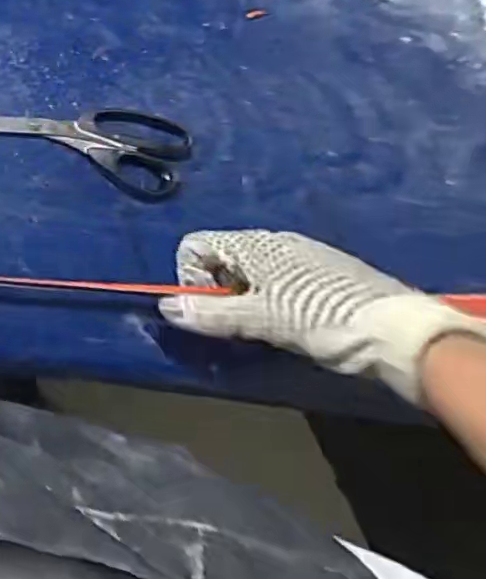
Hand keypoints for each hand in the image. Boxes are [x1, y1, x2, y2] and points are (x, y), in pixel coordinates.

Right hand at [161, 230, 485, 403]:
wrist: (414, 338)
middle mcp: (277, 240)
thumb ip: (207, 312)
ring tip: (274, 321)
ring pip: (258, 268)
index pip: (193, 245)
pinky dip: (282, 294)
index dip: (189, 275)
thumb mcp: (258, 320)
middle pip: (225, 256)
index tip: (209, 305)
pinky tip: (303, 317)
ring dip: (252, 292)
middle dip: (223, 286)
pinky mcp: (338, 271)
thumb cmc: (320, 319)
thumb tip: (165, 306)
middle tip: (242, 317)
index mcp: (251, 244)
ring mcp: (311, 254)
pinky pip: (290, 276)